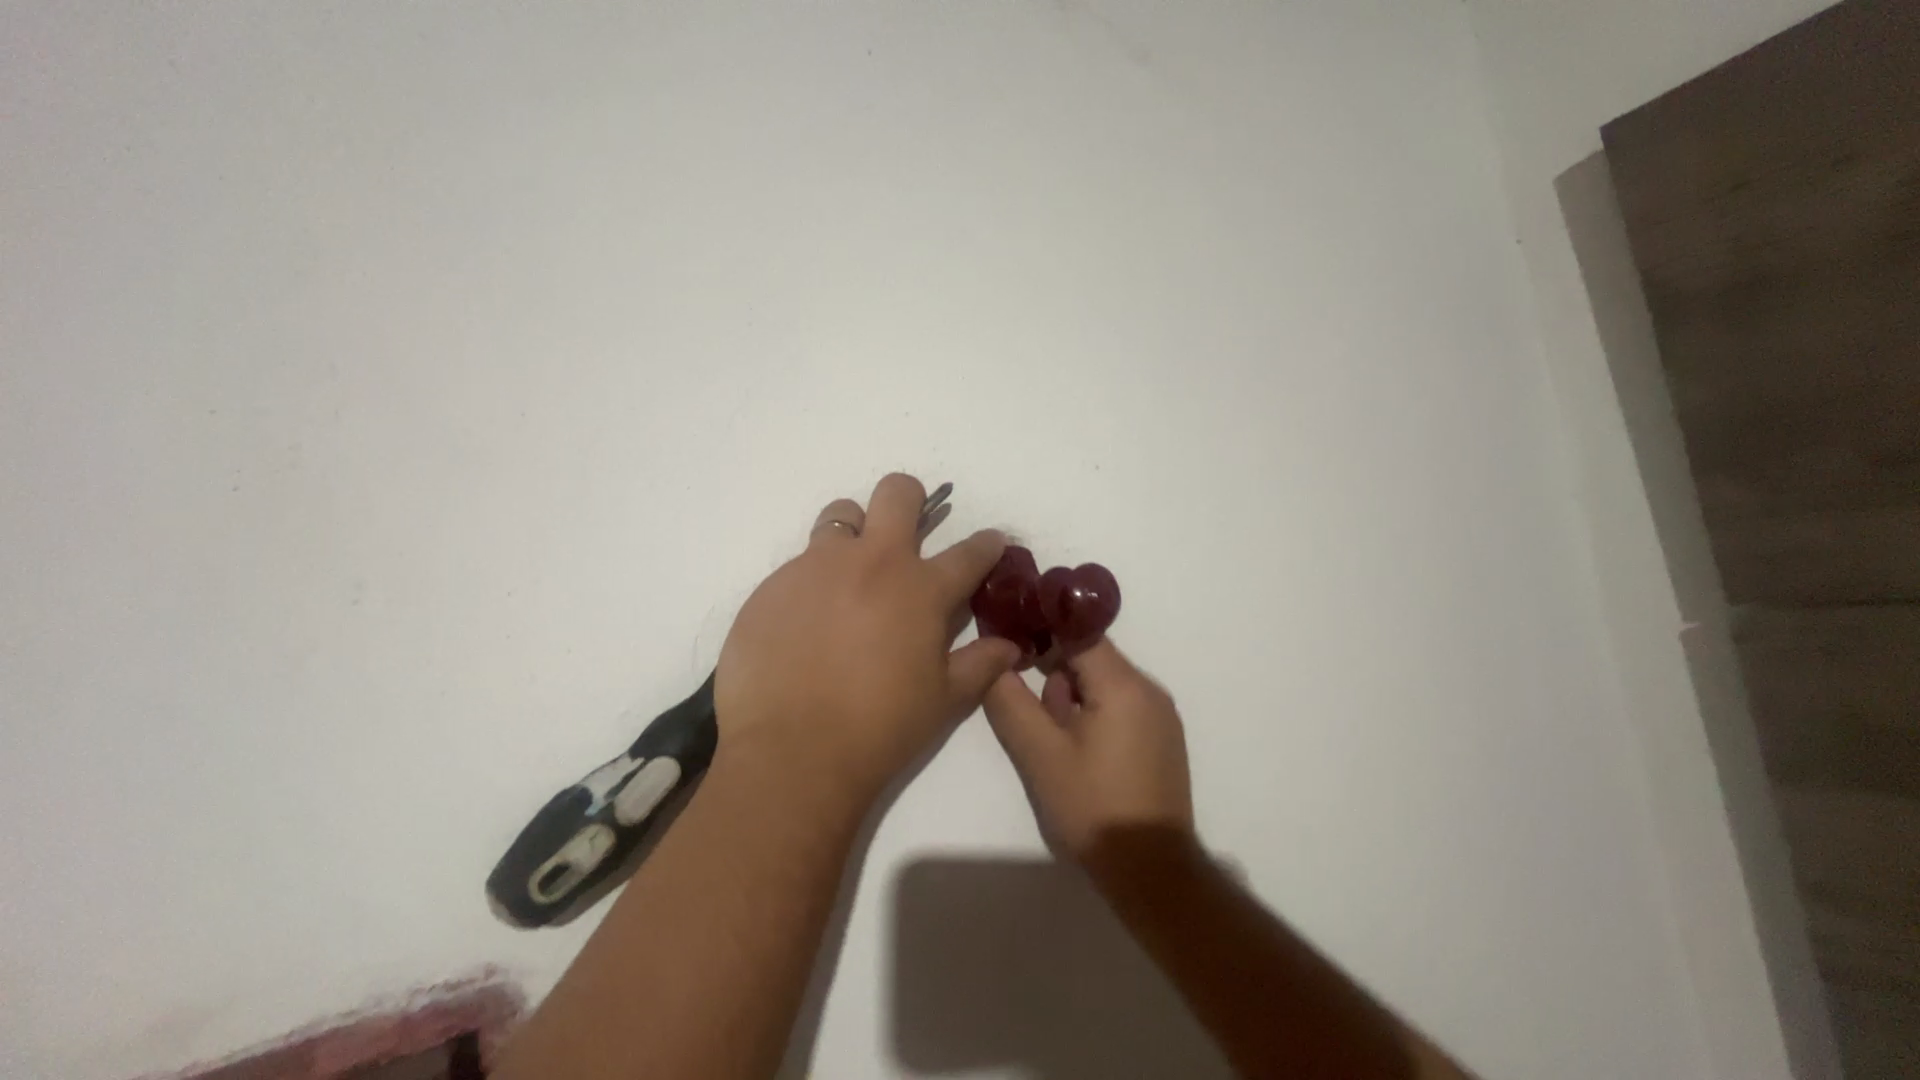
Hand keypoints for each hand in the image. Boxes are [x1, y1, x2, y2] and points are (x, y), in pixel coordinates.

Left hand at [714, 474, 1019, 803]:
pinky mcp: (771, 586)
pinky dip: (813, 582)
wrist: (793, 752)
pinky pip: (797, 565)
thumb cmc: (881, 727)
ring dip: (854, 533)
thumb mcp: (944, 700)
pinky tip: (807, 624)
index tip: (991, 544)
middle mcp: (870, 562)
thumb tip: (1010, 646)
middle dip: (911, 498)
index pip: (969, 552)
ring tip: (851, 572)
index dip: (987, 544)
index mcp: (920, 588)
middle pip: (896, 494)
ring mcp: (815, 568)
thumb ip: (980, 665)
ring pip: (839, 517)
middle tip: (910, 524)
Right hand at [982, 639, 1192, 861]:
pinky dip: (1093, 719)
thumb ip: (1011, 701)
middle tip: (1037, 722)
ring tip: (1059, 751)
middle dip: (1056, 679)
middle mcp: (1149, 690)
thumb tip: (994, 660)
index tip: (1010, 638)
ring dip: (1073, 703)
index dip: (1041, 628)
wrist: (1152, 871)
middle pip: (1090, 659)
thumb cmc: (1093, 807)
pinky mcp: (1161, 742)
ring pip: (1102, 686)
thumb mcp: (1040, 754)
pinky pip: (1120, 709)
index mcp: (1124, 685)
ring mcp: (1160, 717)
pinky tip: (1080, 760)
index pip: (1079, 631)